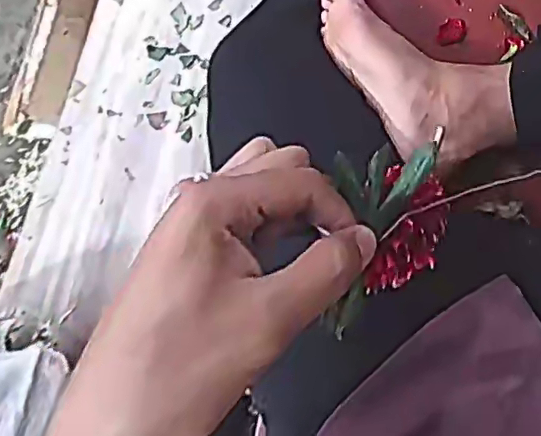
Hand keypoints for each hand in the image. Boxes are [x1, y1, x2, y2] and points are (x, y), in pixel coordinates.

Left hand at [46, 138, 375, 435]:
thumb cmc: (176, 376)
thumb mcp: (269, 321)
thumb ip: (328, 269)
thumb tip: (364, 239)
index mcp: (212, 201)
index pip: (302, 179)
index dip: (338, 211)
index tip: (354, 249)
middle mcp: (196, 199)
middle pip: (280, 165)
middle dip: (314, 201)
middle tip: (328, 247)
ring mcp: (185, 224)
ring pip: (259, 184)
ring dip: (290, 208)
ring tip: (298, 253)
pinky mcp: (182, 251)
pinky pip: (239, 214)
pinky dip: (266, 225)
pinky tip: (268, 266)